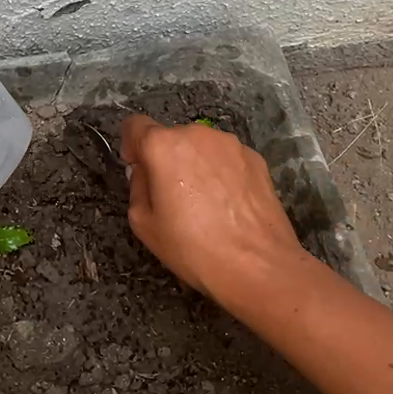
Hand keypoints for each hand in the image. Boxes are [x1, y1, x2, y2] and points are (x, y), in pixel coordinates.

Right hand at [121, 113, 312, 302]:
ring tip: (204, 202)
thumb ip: (136, 186)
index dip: (131, 145)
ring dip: (194, 163)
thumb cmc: (194, 248)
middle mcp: (196, 134)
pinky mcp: (256, 159)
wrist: (261, 269)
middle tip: (171, 194)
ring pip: (199, 147)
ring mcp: (231, 144)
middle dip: (165, 158)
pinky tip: (228, 204)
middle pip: (169, 137)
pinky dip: (221, 172)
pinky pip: (226, 158)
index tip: (138, 168)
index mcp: (162, 145)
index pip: (135, 125)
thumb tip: (146, 173)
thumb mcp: (143, 223)